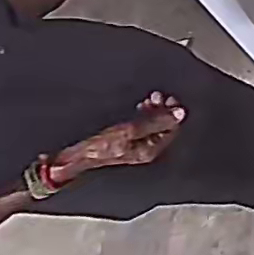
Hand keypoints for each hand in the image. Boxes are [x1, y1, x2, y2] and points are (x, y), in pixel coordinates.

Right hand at [51, 93, 184, 181]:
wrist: (74, 158)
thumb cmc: (98, 146)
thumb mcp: (130, 130)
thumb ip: (156, 121)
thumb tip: (180, 113)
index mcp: (152, 150)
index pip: (173, 128)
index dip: (172, 112)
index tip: (168, 98)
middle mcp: (148, 150)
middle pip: (164, 126)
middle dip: (163, 109)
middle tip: (157, 96)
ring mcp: (138, 146)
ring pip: (155, 124)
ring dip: (155, 110)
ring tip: (149, 99)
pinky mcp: (128, 141)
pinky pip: (144, 126)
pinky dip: (145, 115)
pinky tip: (140, 107)